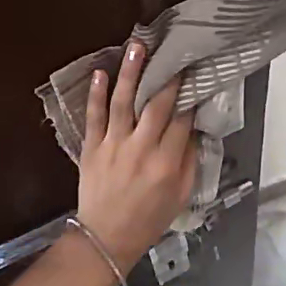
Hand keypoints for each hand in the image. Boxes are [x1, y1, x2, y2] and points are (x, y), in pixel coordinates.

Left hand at [74, 39, 197, 267]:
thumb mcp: (180, 196)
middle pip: (155, 106)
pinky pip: (94, 116)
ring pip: (123, 102)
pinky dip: (96, 94)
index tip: (194, 78)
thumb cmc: (148, 219)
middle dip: (166, 78)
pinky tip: (101, 72)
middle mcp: (141, 150)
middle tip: (172, 55)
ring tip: (135, 47)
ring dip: (130, 73)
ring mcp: (113, 146)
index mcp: (166, 164)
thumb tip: (193, 129)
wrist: (106, 237)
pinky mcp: (91, 147)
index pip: (181, 121)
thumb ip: (189, 161)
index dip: (189, 98)